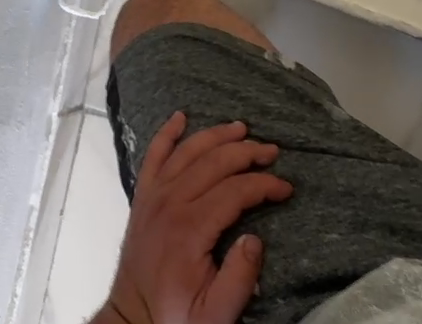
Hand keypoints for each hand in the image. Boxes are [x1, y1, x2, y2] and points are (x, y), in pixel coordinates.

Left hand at [100, 112, 291, 323]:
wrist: (134, 318)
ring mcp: (154, 195)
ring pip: (187, 151)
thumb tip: (255, 238)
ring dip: (215, 135)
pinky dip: (166, 133)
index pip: (234, 191)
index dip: (264, 185)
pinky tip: (180, 117)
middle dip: (246, 152)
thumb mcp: (215, 315)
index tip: (286, 188)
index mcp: (190, 229)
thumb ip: (239, 279)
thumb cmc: (177, 315)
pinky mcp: (143, 196)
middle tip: (272, 151)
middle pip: (213, 162)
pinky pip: (153, 154)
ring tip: (242, 128)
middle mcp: (170, 203)